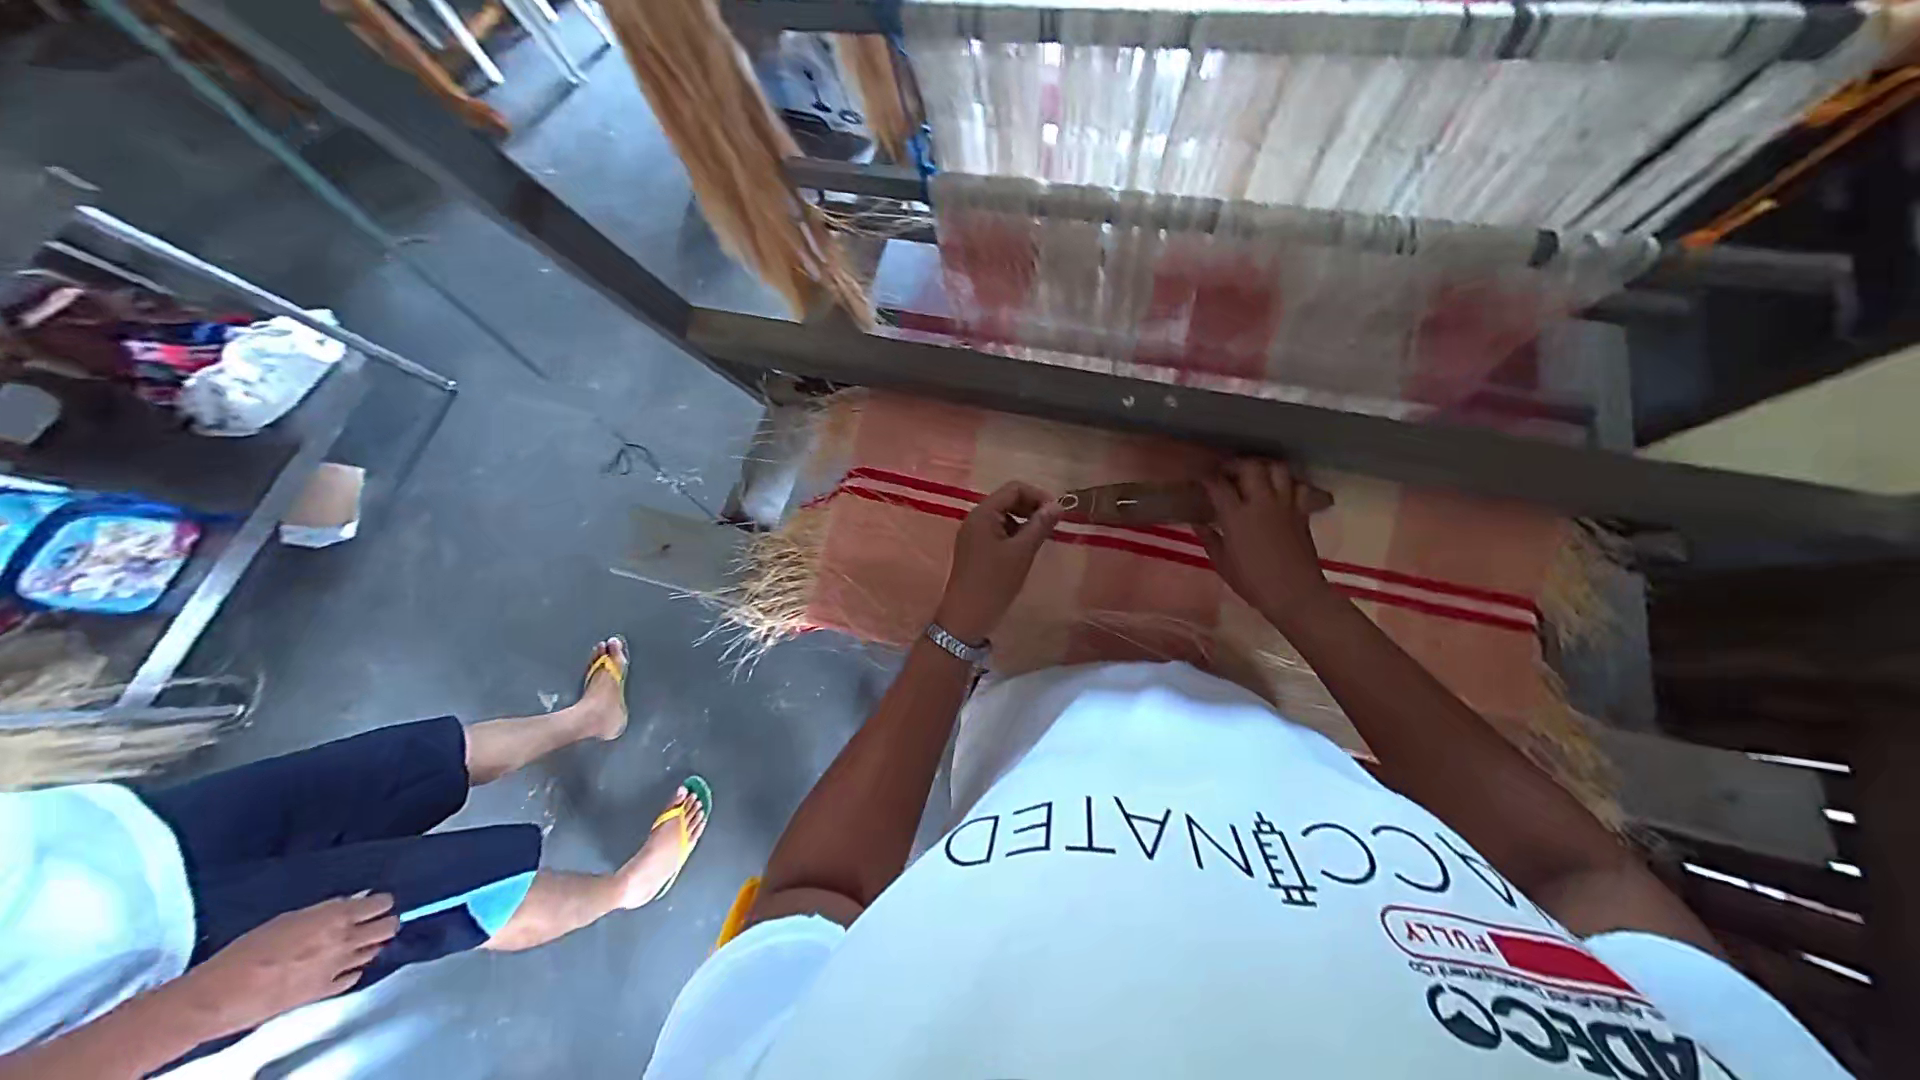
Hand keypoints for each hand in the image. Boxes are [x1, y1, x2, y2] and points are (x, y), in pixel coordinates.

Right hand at [177, 893, 398, 1034]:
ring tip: (357, 944)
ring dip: (370, 945)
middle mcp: (347, 940)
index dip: (381, 902)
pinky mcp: (325, 992)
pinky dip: (352, 970)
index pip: (382, 903)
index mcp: (338, 917)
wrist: (219, 995)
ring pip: (376, 951)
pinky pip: (354, 977)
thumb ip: (328, 910)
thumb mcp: (290, 918)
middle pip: (389, 927)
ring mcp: (339, 967)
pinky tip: (343, 968)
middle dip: (386, 922)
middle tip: (373, 923)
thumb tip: (353, 902)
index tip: (375, 904)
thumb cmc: (247, 951)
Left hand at [934, 481, 1061, 643]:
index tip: (1058, 513)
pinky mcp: (974, 549)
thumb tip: (1058, 505)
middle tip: (1052, 526)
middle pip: (1008, 499)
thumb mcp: (1022, 552)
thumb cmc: (994, 583)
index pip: (1014, 489)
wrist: (966, 617)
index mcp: (983, 513)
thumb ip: (1040, 525)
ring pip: (1004, 516)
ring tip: (1041, 539)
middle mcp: (975, 518)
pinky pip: (998, 531)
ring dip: (1024, 522)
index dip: (1038, 496)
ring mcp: (973, 534)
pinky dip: (1014, 534)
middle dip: (1032, 507)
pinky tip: (1025, 550)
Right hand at [1197, 459, 1334, 625]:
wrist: (1295, 593)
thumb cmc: (1252, 582)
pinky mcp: (1302, 512)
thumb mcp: (1222, 563)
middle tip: (1228, 473)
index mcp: (1236, 517)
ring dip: (1264, 468)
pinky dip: (1290, 484)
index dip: (1208, 478)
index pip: (1218, 486)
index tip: (1202, 478)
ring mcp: (1285, 505)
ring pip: (1277, 469)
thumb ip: (1210, 539)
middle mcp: (1261, 503)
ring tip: (1256, 476)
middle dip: (1237, 465)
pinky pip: (1299, 487)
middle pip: (1250, 467)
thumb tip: (1198, 523)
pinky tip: (1281, 492)